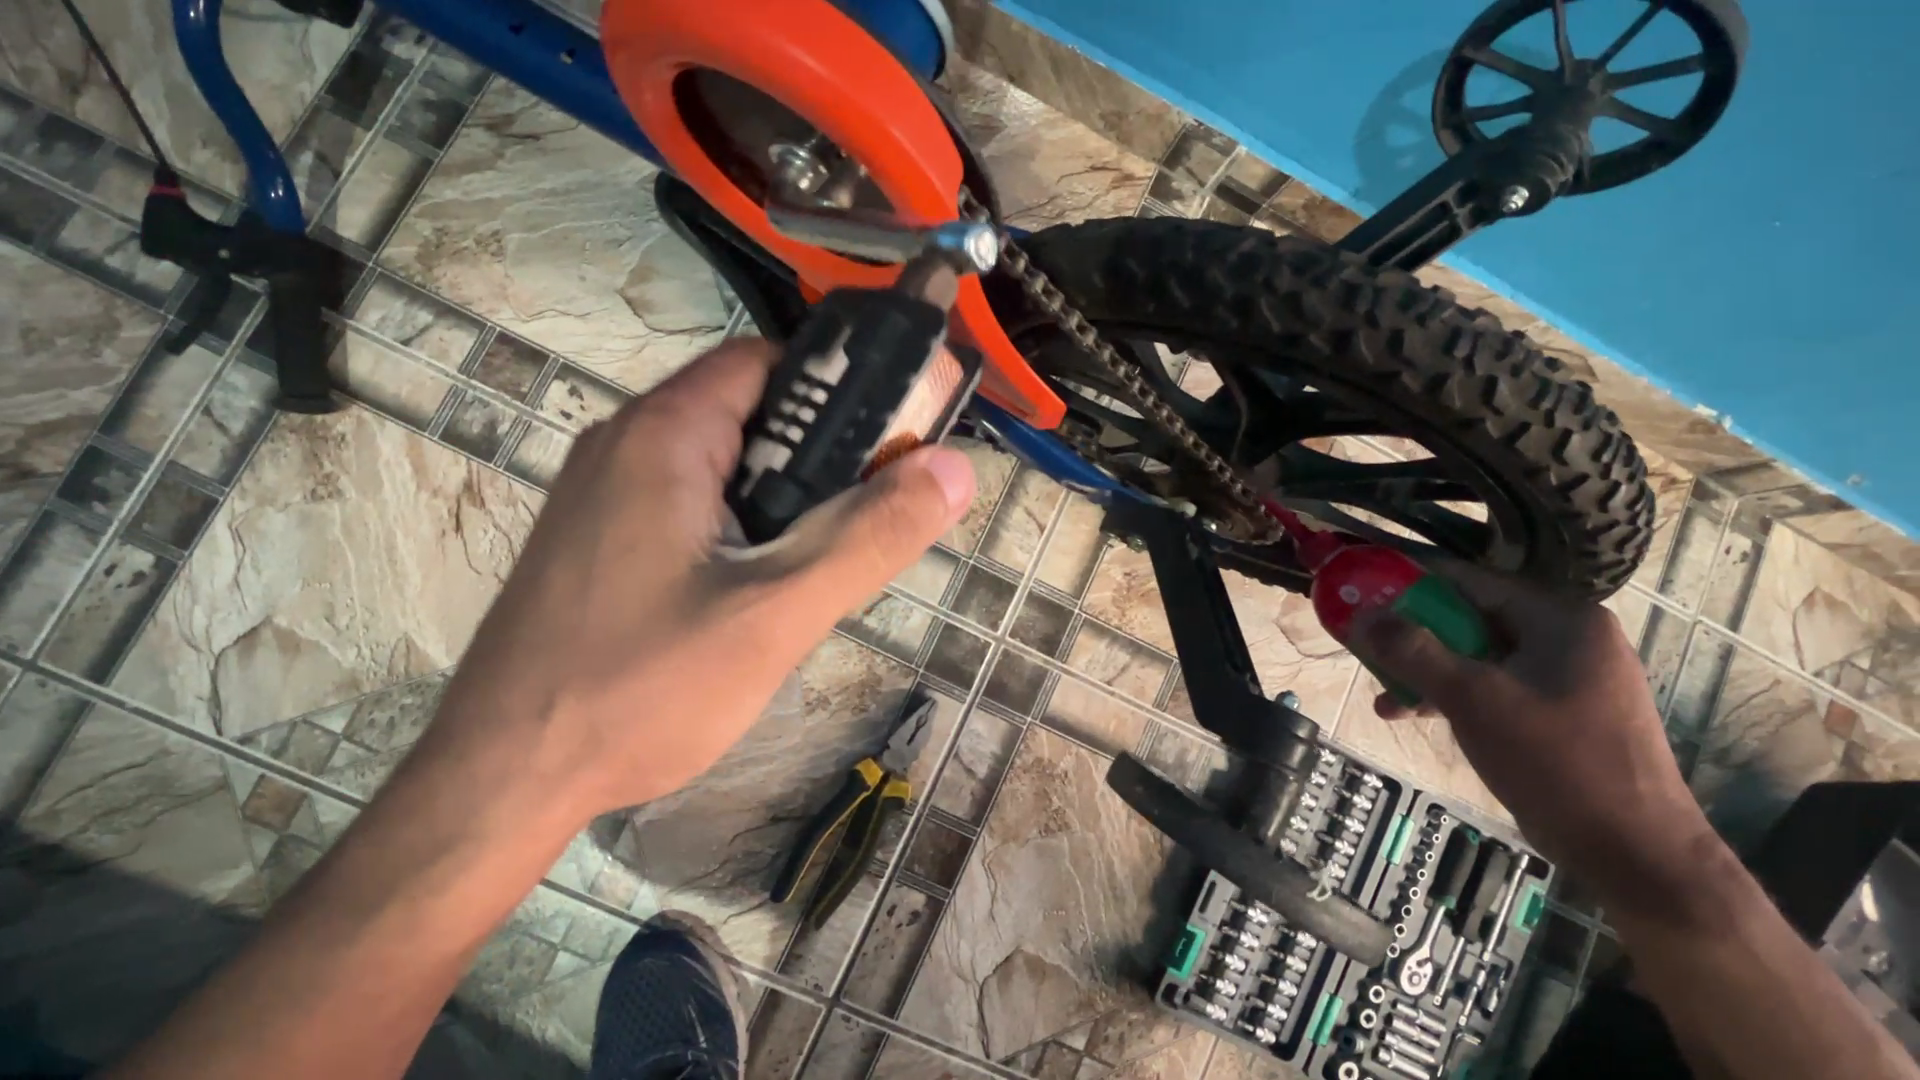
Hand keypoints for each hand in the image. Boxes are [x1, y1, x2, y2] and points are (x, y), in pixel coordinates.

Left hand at [407, 340, 974, 828]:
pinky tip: (760, 592)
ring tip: (822, 562)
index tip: (896, 439)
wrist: (503, 779)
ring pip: (720, 466)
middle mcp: (624, 446)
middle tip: (870, 515)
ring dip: (782, 499)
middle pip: (747, 413)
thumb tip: (953, 469)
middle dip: (819, 455)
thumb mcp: (774, 614)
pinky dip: (740, 528)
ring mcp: (603, 498)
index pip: (769, 362)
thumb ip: (867, 538)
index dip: (841, 387)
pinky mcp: (598, 546)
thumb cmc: (638, 689)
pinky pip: (688, 508)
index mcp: (662, 435)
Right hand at [1352, 565, 1723, 921]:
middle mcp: (1569, 638)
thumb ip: (1414, 652)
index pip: (1470, 580)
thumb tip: (1362, 615)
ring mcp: (1569, 678)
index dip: (1410, 581)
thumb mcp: (1474, 700)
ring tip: (1384, 699)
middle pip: (1471, 619)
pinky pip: (1495, 689)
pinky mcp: (1562, 715)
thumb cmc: (1557, 763)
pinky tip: (1415, 717)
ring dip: (1428, 674)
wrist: (1635, 853)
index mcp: (1561, 619)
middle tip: (1365, 649)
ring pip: (1479, 658)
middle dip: (1413, 637)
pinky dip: (1455, 699)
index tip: (1363, 587)